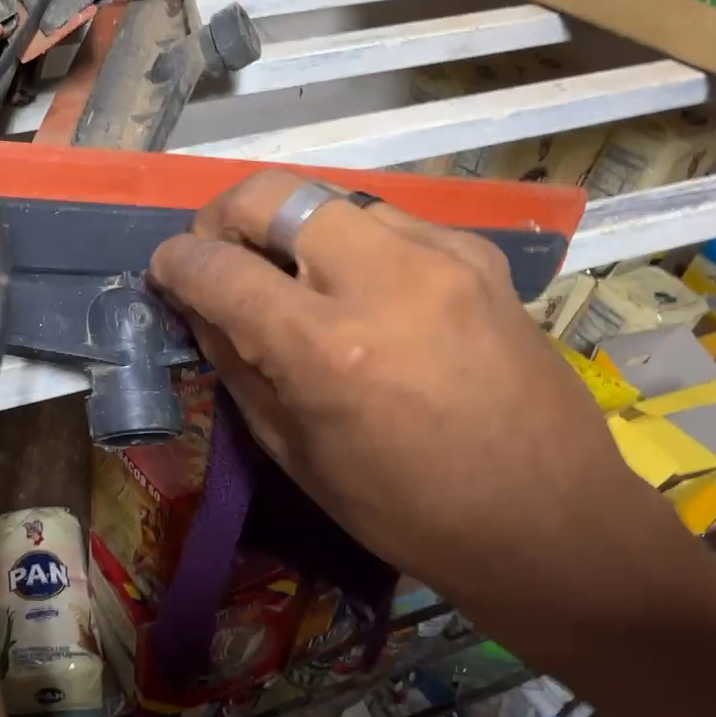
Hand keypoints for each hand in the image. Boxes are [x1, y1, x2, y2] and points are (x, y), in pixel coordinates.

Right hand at [148, 171, 677, 606]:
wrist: (550, 522)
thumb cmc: (402, 509)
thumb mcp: (290, 447)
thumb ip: (234, 359)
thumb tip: (197, 302)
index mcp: (327, 348)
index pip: (218, 268)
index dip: (174, 263)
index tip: (165, 272)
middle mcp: (384, 280)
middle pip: (270, 194)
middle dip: (222, 218)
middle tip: (218, 258)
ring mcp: (441, 256)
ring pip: (326, 197)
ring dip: (285, 228)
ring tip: (285, 277)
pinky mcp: (478, 255)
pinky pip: (382, 221)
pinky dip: (344, 242)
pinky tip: (351, 289)